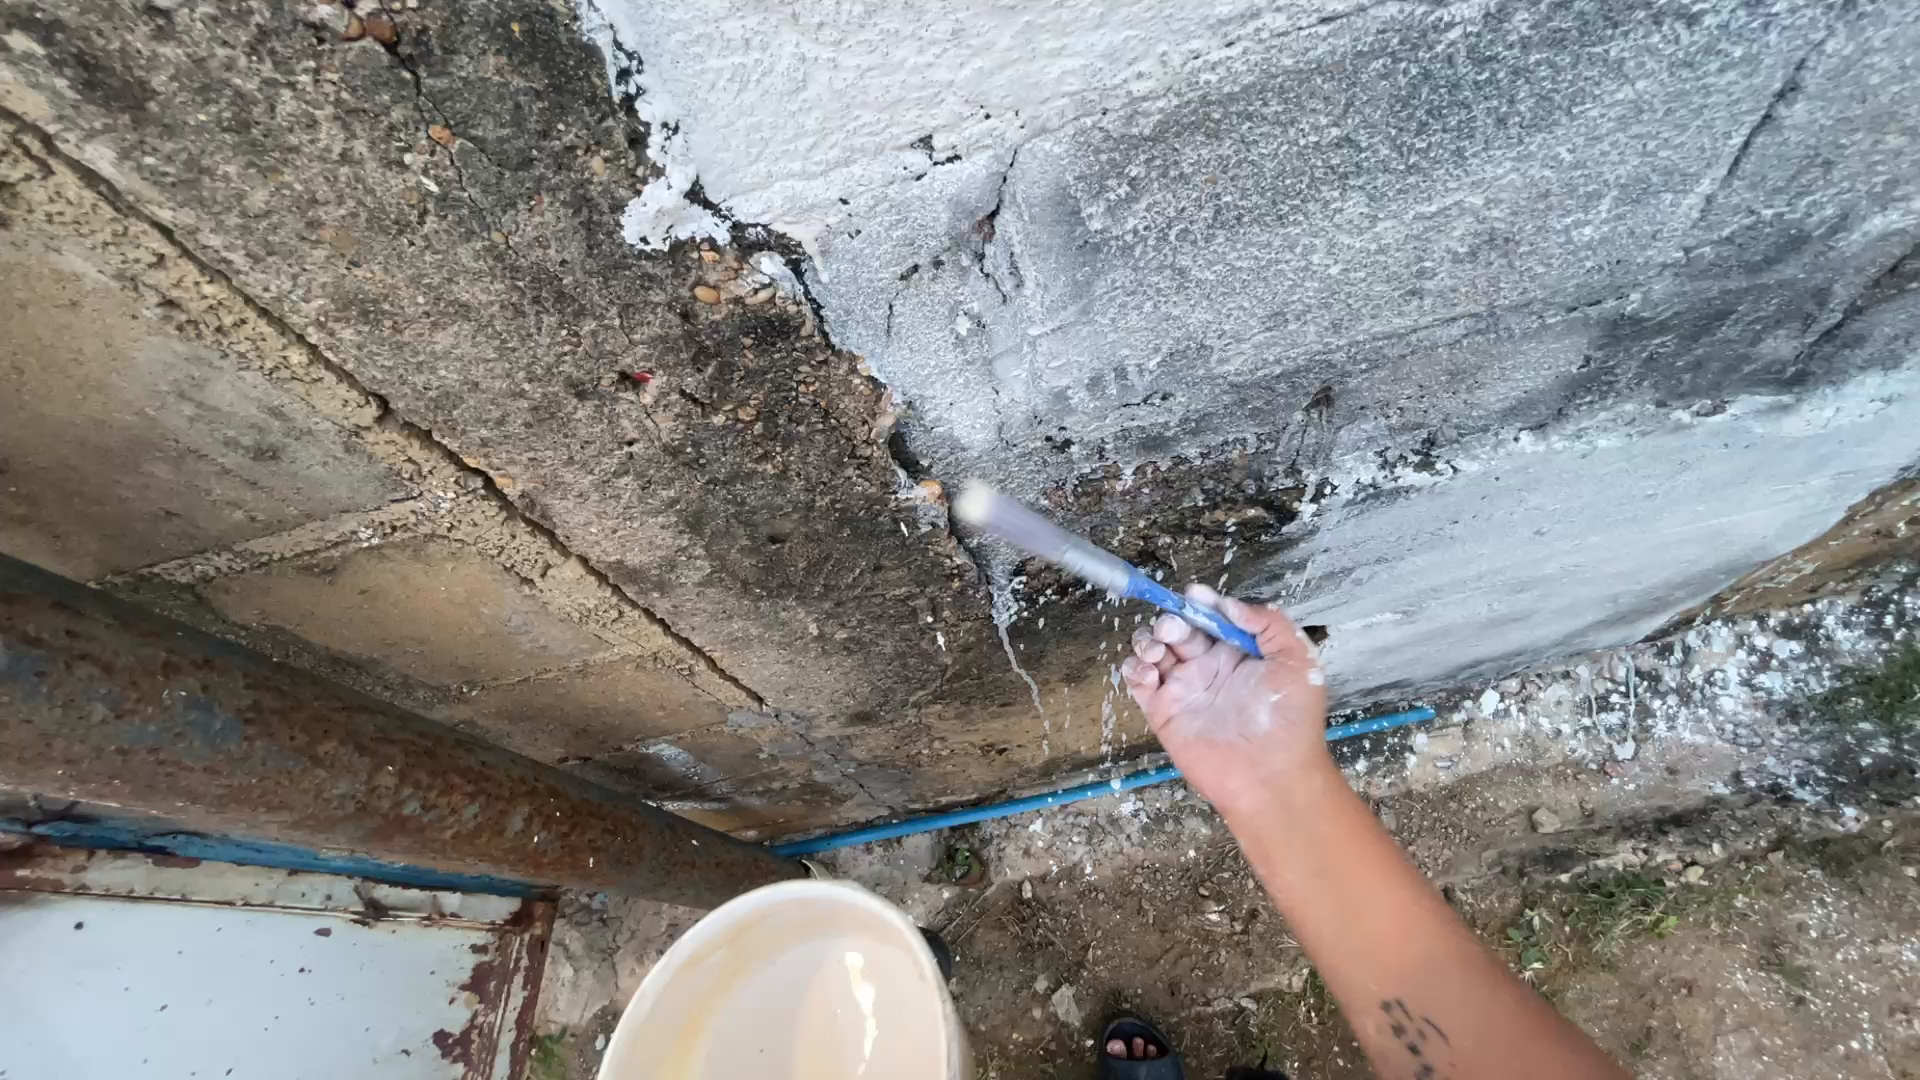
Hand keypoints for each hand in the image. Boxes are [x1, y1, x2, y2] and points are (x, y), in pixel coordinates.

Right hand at [1118, 584, 1330, 818]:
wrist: (1271, 776)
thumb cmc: (1290, 721)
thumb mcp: (1299, 660)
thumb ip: (1268, 622)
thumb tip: (1229, 605)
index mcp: (1237, 652)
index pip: (1211, 616)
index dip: (1200, 601)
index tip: (1195, 595)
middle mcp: (1207, 666)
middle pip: (1176, 627)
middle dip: (1170, 619)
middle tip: (1174, 628)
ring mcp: (1182, 687)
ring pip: (1152, 649)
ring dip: (1147, 639)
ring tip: (1157, 650)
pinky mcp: (1161, 710)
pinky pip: (1136, 680)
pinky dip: (1133, 668)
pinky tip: (1148, 672)